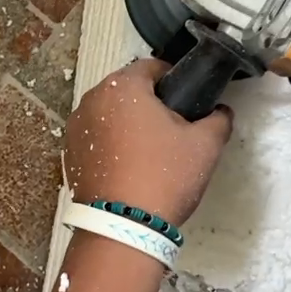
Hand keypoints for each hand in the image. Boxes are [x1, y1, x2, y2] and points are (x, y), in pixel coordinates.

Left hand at [66, 58, 233, 226]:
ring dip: (128, 121)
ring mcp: (76, 124)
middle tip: (174, 127)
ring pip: (110, 112)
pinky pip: (96, 135)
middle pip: (128, 88)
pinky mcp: (69, 149)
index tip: (188, 98)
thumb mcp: (205, 146)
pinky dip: (111, 141)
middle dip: (150, 101)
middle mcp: (92, 97)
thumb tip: (221, 111)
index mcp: (122, 86)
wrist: (123, 224)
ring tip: (152, 149)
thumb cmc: (165, 175)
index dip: (174, 78)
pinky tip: (128, 164)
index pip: (152, 66)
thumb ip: (217, 120)